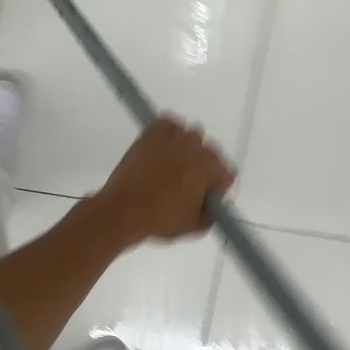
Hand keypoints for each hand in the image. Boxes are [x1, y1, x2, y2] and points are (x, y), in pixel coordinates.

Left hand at [90, 116, 234, 246]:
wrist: (124, 210)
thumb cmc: (162, 218)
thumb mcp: (195, 225)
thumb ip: (211, 213)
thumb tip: (210, 205)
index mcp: (209, 167)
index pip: (226, 172)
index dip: (218, 185)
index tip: (207, 195)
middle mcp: (194, 146)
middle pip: (208, 152)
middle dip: (202, 167)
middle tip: (188, 184)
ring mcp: (171, 137)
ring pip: (188, 136)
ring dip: (186, 149)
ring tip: (172, 167)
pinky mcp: (150, 134)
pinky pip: (167, 123)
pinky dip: (169, 131)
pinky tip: (163, 146)